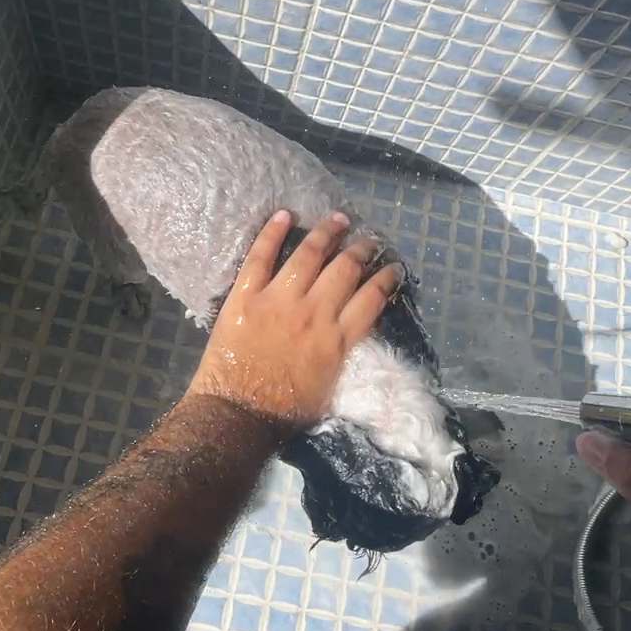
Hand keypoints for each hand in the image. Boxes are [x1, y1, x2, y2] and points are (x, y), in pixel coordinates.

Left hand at [187, 210, 401, 432]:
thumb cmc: (286, 412)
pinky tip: (285, 215)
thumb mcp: (331, 388)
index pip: (372, 298)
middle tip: (369, 239)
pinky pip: (260, 256)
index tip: (392, 267)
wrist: (238, 415)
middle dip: (362, 249)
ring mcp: (278, 300)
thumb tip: (349, 332)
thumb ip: (342, 355)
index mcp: (337, 340)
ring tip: (338, 219)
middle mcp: (314, 313)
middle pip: (345, 269)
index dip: (386, 279)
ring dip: (327, 232)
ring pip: (308, 255)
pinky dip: (272, 233)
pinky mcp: (246, 296)